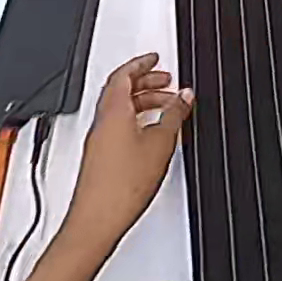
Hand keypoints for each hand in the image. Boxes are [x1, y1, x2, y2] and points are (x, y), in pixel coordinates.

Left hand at [61, 53, 192, 249]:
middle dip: (145, 82)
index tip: (154, 58)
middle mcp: (102, 123)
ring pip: (120, 110)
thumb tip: (184, 96)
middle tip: (166, 80)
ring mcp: (99, 141)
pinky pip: (118, 128)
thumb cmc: (121, 186)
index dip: (140, 63)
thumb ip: (175, 115)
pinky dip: (137, 121)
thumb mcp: (161, 143)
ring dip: (143, 102)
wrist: (97, 222)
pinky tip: (155, 134)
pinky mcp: (101, 158)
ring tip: (168, 107)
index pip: (123, 75)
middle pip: (120, 90)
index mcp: (113, 111)